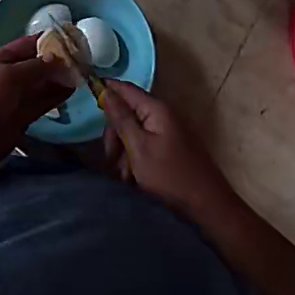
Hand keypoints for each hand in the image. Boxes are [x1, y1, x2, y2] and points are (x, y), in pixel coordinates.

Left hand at [0, 35, 75, 162]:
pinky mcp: (20, 118)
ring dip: (58, 78)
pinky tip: (71, 89)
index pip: (25, 45)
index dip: (46, 40)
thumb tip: (57, 58)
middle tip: (82, 57)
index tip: (70, 38)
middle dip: (56, 60)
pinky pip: (40, 102)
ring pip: (40, 85)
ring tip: (82, 72)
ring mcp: (13, 98)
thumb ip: (35, 67)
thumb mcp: (8, 76)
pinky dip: (55, 96)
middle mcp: (5, 76)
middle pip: (34, 65)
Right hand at [101, 79, 239, 219]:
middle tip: (110, 157)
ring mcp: (168, 132)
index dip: (106, 90)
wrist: (206, 205)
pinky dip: (136, 158)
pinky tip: (134, 178)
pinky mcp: (170, 147)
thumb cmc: (169, 176)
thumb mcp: (138, 147)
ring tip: (124, 175)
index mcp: (156, 109)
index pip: (125, 88)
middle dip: (115, 134)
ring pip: (134, 132)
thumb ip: (121, 118)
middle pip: (128, 113)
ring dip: (124, 151)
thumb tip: (106, 90)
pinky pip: (145, 145)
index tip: (88, 100)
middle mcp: (162, 115)